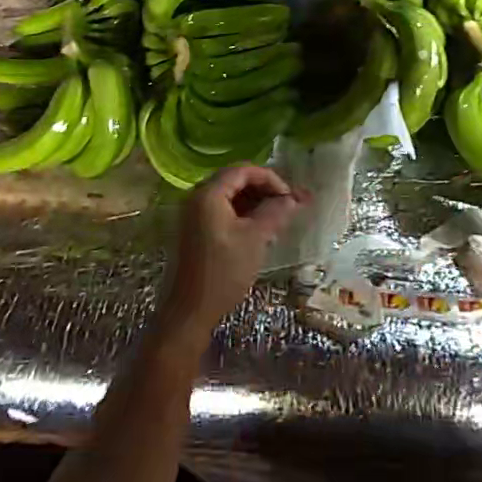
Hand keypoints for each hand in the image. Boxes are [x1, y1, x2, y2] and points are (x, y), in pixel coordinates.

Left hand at [160, 166, 306, 340]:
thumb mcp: (256, 239)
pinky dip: (242, 214)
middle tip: (287, 205)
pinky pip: (221, 211)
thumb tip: (293, 198)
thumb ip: (275, 212)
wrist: (189, 312)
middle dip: (264, 189)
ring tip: (277, 217)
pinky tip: (258, 229)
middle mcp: (196, 198)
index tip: (290, 196)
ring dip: (254, 202)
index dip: (270, 178)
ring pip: (229, 196)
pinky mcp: (193, 231)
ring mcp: (192, 215)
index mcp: (208, 194)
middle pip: (235, 180)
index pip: (243, 170)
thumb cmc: (223, 272)